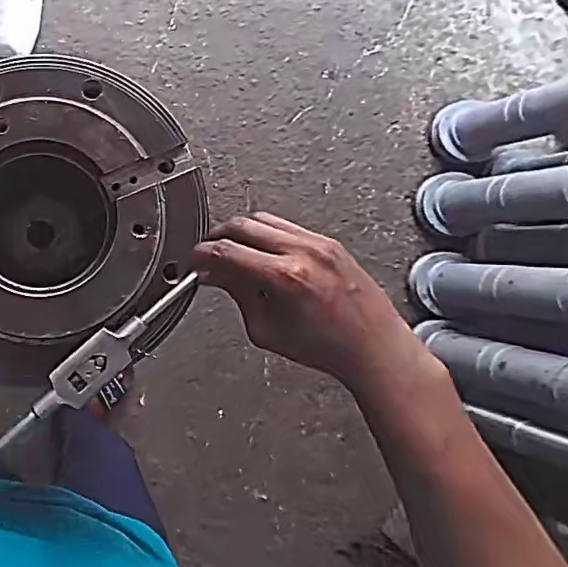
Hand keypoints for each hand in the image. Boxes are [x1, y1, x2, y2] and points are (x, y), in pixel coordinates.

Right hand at [192, 212, 437, 396]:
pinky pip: (284, 225)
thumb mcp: (265, 328)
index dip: (201, 254)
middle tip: (208, 254)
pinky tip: (260, 252)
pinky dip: (264, 234)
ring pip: (261, 219)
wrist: (373, 347)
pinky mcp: (328, 242)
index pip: (226, 251)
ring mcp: (319, 244)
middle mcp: (304, 253)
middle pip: (240, 225)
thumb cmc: (328, 347)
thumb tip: (215, 274)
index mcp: (285, 277)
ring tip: (233, 253)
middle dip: (216, 237)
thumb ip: (236, 294)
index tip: (194, 260)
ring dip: (239, 232)